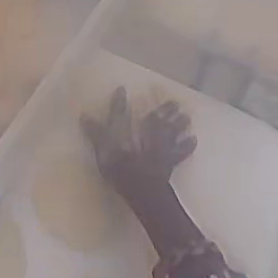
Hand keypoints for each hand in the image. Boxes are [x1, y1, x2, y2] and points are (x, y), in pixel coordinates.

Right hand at [81, 87, 196, 201]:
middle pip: (156, 120)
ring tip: (188, 117)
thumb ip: (95, 132)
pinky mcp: (170, 163)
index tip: (121, 89)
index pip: (121, 114)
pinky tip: (194, 140)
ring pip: (172, 133)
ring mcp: (161, 148)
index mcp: (130, 131)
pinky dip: (187, 147)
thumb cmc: (120, 168)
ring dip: (179, 125)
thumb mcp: (103, 150)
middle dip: (164, 110)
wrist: (142, 188)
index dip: (119, 103)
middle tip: (175, 102)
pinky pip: (180, 153)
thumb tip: (83, 115)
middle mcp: (147, 134)